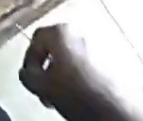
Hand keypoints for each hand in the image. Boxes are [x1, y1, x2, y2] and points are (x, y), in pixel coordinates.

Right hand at [20, 25, 135, 120]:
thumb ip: (28, 76)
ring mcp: (92, 46)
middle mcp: (75, 32)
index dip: (29, 62)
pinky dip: (74, 79)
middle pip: (51, 50)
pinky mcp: (105, 62)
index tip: (30, 81)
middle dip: (44, 72)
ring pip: (66, 60)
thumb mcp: (44, 86)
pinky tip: (75, 98)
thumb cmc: (79, 93)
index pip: (34, 40)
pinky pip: (80, 66)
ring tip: (59, 98)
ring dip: (58, 77)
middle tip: (44, 92)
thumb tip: (25, 73)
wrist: (118, 112)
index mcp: (59, 31)